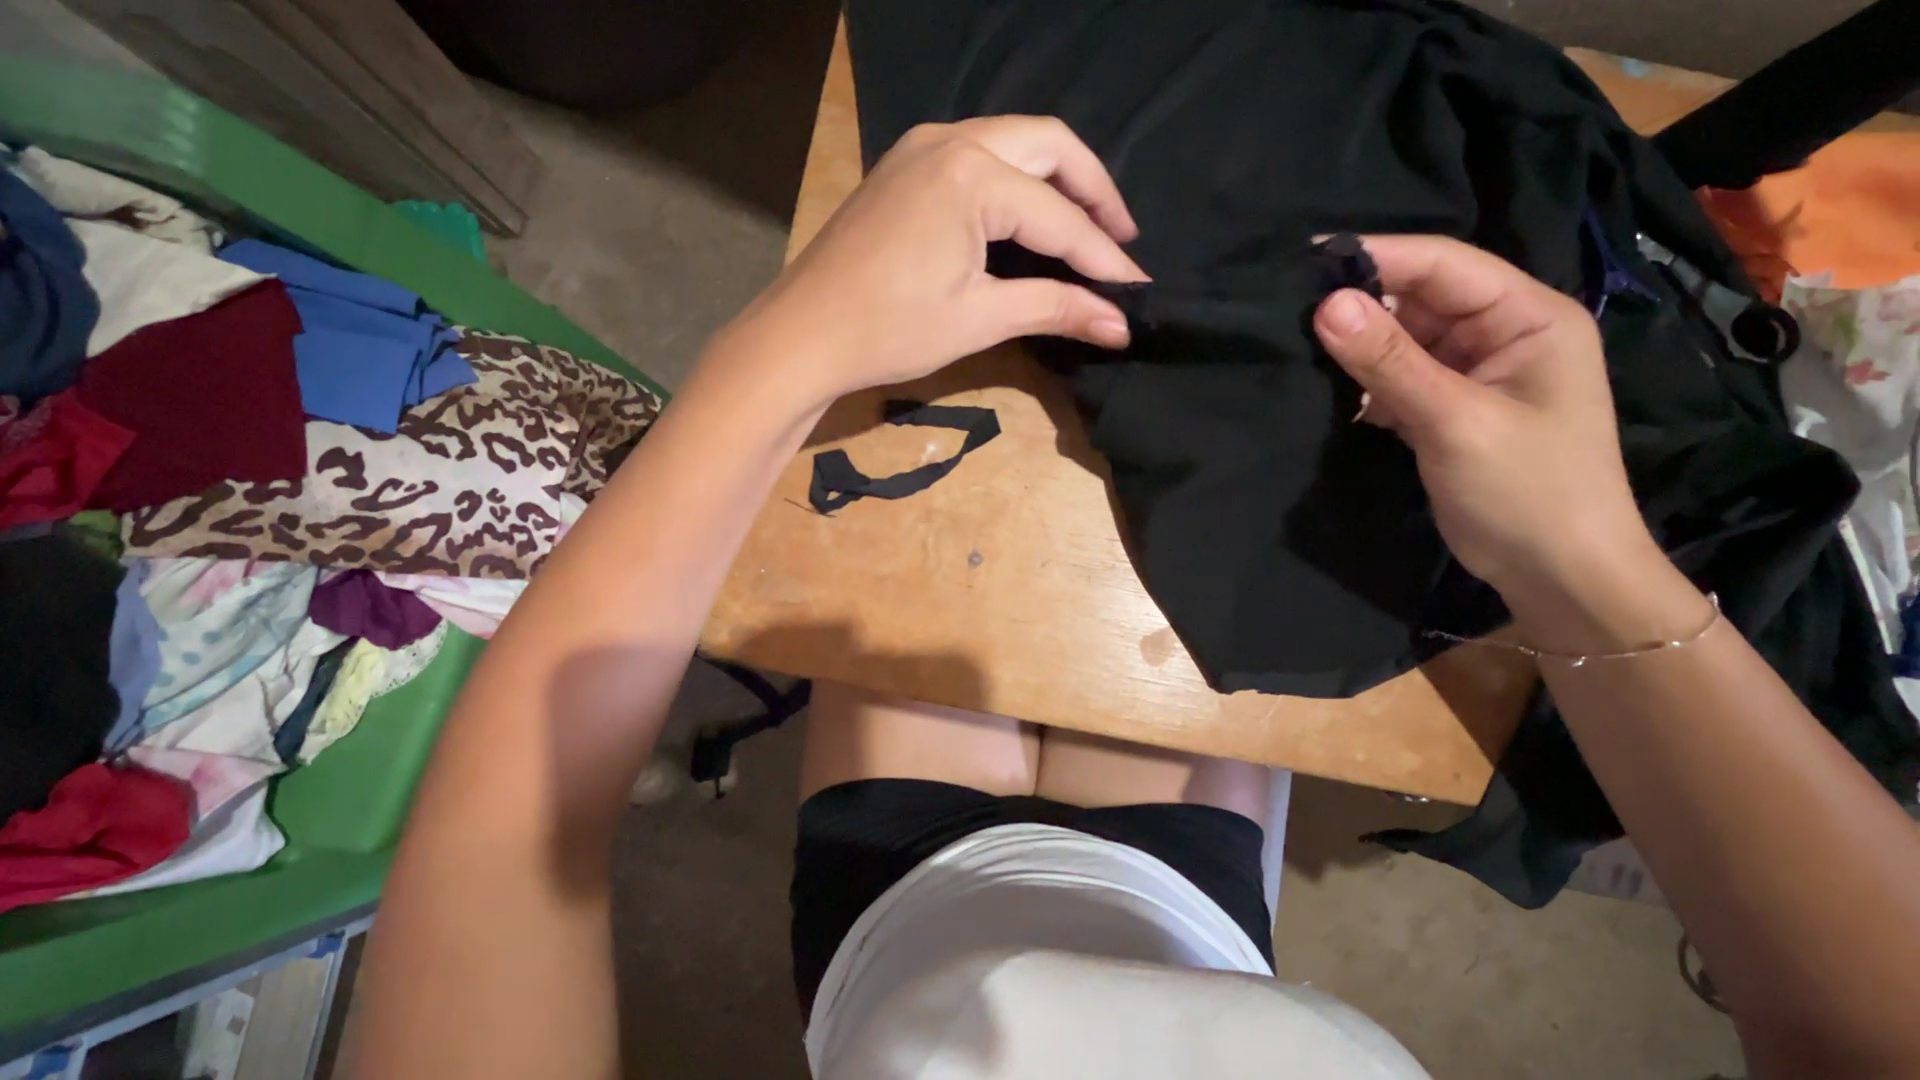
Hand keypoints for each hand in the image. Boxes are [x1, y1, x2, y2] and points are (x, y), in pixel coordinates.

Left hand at [720, 116, 1147, 401]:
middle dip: (1093, 191)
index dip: (1103, 256)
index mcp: (971, 175)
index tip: (1137, 288)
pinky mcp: (904, 164)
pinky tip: (1030, 216)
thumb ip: (1054, 307)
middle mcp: (950, 141)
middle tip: (1121, 240)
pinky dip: (1017, 178)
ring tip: (1086, 226)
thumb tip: (1121, 324)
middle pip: (1049, 145)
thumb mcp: (979, 319)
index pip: (1059, 216)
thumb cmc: (888, 330)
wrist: (801, 335)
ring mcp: (922, 146)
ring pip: (1014, 141)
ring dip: (1057, 178)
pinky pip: (980, 153)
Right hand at [1312, 236, 1654, 596]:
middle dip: (1359, 303)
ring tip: (1292, 342)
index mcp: (1528, 316)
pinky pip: (1397, 379)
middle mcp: (1502, 333)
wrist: (1559, 575)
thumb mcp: (1454, 420)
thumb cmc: (1526, 491)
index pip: (1444, 265)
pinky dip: (1363, 385)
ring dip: (1356, 346)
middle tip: (1287, 306)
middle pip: (1419, 299)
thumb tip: (1325, 304)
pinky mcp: (1448, 410)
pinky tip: (1322, 388)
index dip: (1377, 256)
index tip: (1306, 259)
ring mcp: (1474, 374)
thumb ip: (1389, 361)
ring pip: (1402, 341)